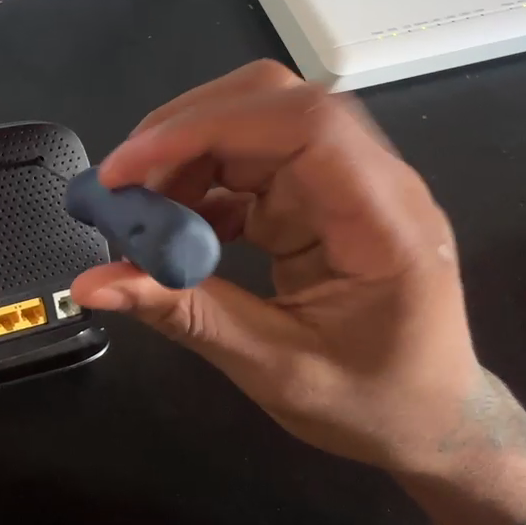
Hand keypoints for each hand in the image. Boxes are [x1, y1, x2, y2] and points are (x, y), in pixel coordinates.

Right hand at [70, 61, 484, 472]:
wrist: (435, 422)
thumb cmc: (375, 404)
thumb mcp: (274, 369)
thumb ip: (184, 315)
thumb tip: (91, 284)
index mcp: (383, 220)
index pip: (300, 126)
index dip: (204, 128)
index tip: (126, 171)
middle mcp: (368, 180)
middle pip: (270, 102)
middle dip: (181, 131)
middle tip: (118, 184)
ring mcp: (340, 182)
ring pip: (249, 123)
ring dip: (181, 156)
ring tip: (136, 211)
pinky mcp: (313, 196)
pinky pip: (244, 162)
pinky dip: (194, 184)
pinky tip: (169, 226)